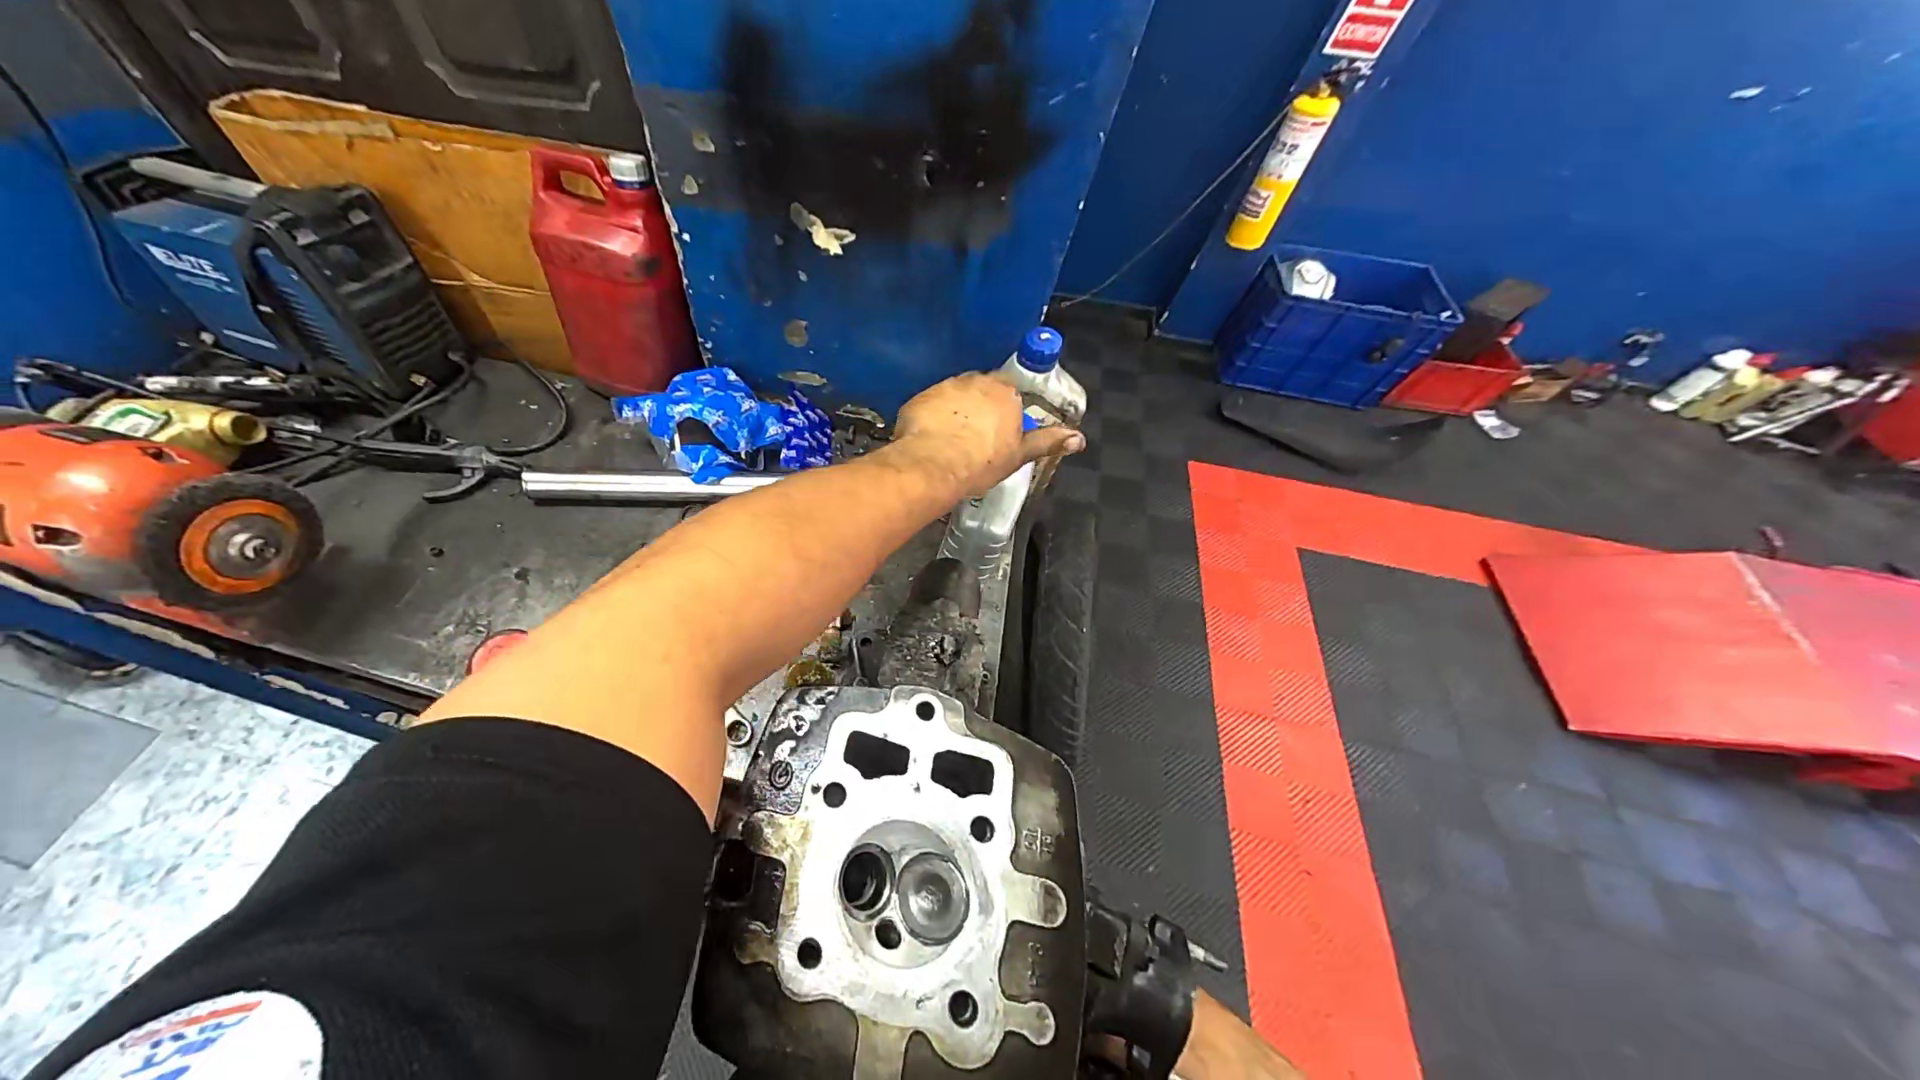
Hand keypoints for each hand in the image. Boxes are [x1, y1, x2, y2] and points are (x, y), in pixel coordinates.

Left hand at [888, 373, 1084, 496]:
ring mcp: (946, 386)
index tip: (999, 433)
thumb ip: (1048, 442)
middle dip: (980, 410)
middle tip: (976, 439)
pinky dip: (932, 418)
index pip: (1010, 394)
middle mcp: (977, 381)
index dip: (1004, 414)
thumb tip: (1079, 438)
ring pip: (955, 397)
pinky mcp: (921, 396)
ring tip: (952, 441)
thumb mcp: (1019, 455)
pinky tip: (932, 439)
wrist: (933, 465)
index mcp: (1006, 392)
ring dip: (955, 413)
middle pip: (982, 391)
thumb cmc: (981, 462)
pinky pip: (931, 405)